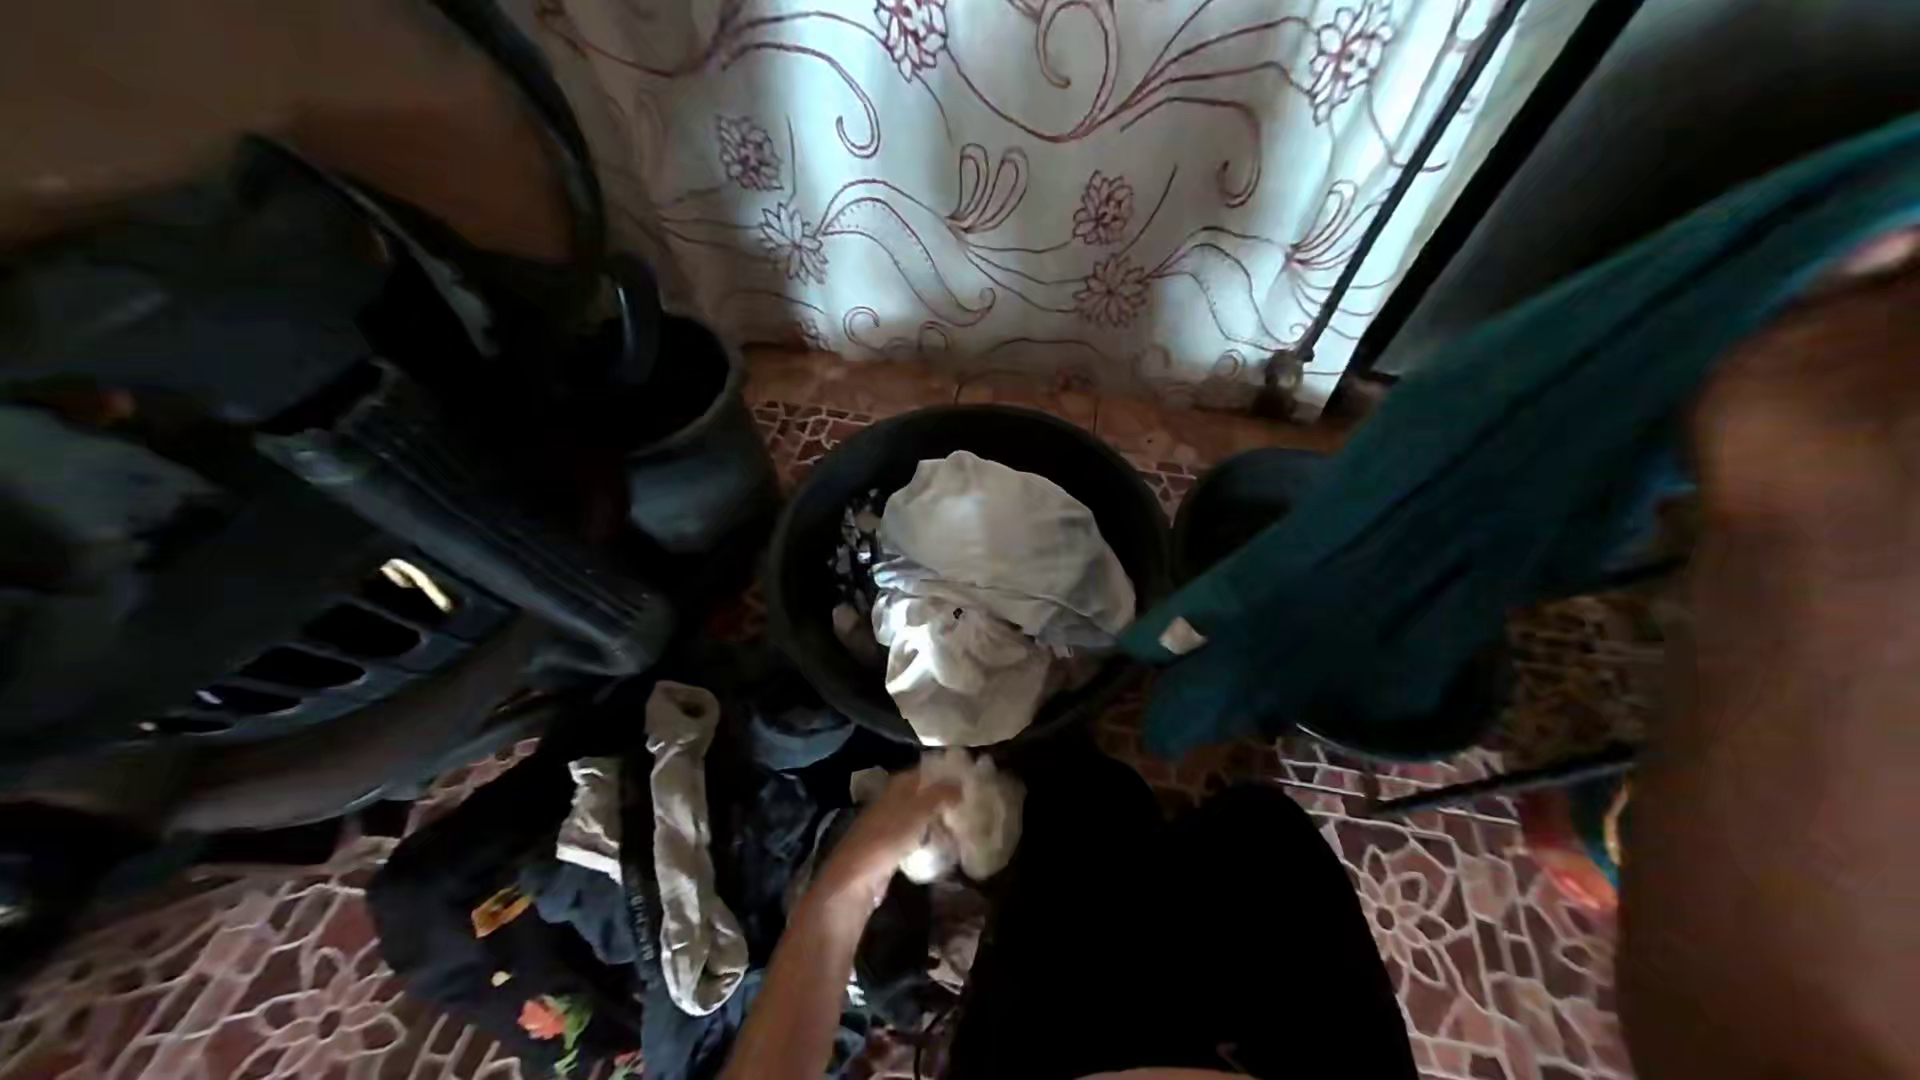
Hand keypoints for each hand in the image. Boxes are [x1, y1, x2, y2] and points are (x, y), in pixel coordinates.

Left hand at [812, 768, 959, 912]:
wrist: (856, 878)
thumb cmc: (887, 837)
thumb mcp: (918, 812)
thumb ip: (940, 796)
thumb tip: (960, 785)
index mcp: (895, 787)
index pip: (921, 772)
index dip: (941, 773)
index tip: (964, 778)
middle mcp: (889, 802)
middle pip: (919, 794)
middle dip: (941, 797)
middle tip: (966, 802)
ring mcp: (887, 826)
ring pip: (916, 815)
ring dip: (935, 817)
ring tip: (959, 822)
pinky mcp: (887, 848)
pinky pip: (913, 836)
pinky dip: (927, 836)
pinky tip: (941, 843)